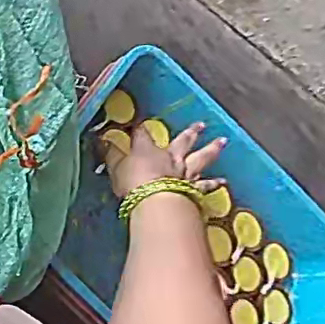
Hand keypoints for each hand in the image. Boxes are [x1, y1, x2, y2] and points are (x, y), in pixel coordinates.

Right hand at [104, 120, 225, 197]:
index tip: (141, 123)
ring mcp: (184, 172)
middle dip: (190, 132)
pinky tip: (223, 181)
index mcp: (147, 150)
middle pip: (182, 141)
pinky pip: (205, 185)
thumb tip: (102, 141)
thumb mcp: (116, 168)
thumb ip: (111, 155)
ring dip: (211, 149)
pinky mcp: (193, 188)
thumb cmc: (132, 183)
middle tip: (201, 124)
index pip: (142, 135)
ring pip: (200, 157)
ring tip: (222, 141)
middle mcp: (170, 157)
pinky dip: (214, 183)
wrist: (155, 199)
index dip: (141, 129)